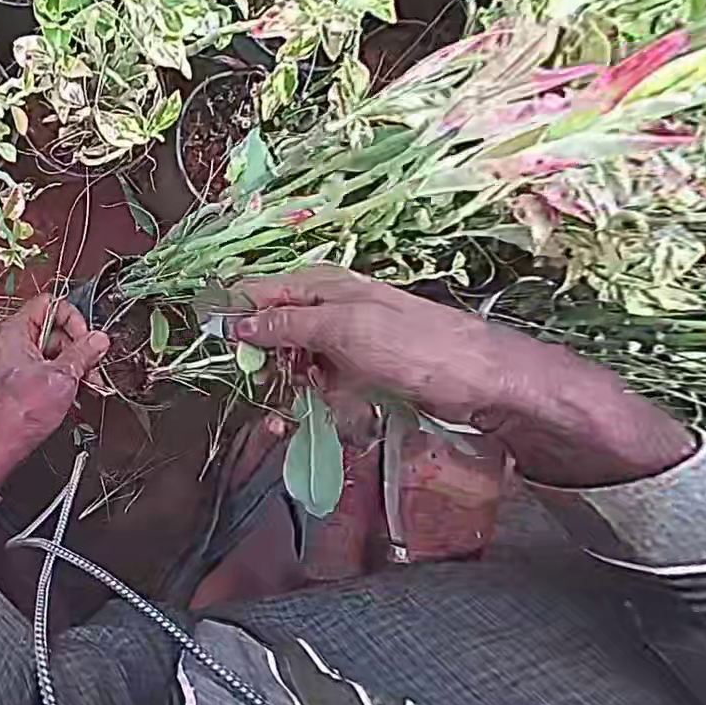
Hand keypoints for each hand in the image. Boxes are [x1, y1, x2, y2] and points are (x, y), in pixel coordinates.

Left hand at [0, 294, 110, 486]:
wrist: (2, 443)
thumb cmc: (18, 412)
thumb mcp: (61, 377)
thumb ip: (83, 353)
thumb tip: (99, 339)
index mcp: (16, 330)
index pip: (50, 303)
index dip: (72, 318)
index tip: (85, 338)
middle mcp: (15, 340)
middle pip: (56, 327)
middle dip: (78, 345)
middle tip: (91, 363)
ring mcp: (19, 359)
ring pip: (56, 348)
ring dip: (76, 363)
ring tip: (88, 380)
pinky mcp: (24, 376)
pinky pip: (51, 365)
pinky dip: (66, 375)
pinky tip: (77, 389)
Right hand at [232, 267, 693, 486]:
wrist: (488, 383)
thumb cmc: (416, 347)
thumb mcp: (344, 329)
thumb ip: (287, 324)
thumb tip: (236, 321)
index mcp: (320, 287)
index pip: (257, 291)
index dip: (233, 315)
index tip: (216, 346)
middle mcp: (327, 308)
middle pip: (270, 325)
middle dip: (257, 356)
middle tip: (256, 386)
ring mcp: (343, 339)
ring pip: (291, 357)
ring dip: (281, 383)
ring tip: (280, 413)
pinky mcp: (357, 367)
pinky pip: (317, 379)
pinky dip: (307, 397)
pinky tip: (304, 417)